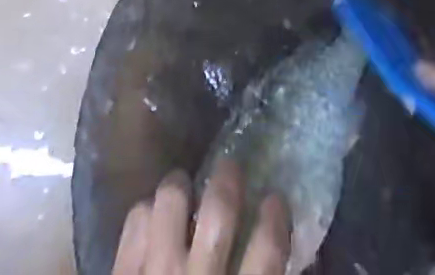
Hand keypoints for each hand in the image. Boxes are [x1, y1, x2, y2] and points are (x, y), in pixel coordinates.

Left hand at [111, 163, 292, 274]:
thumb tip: (300, 269)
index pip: (268, 249)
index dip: (275, 217)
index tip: (275, 200)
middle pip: (220, 212)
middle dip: (227, 180)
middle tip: (229, 169)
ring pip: (170, 203)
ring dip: (179, 188)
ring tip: (183, 187)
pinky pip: (134, 222)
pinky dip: (145, 212)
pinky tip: (152, 219)